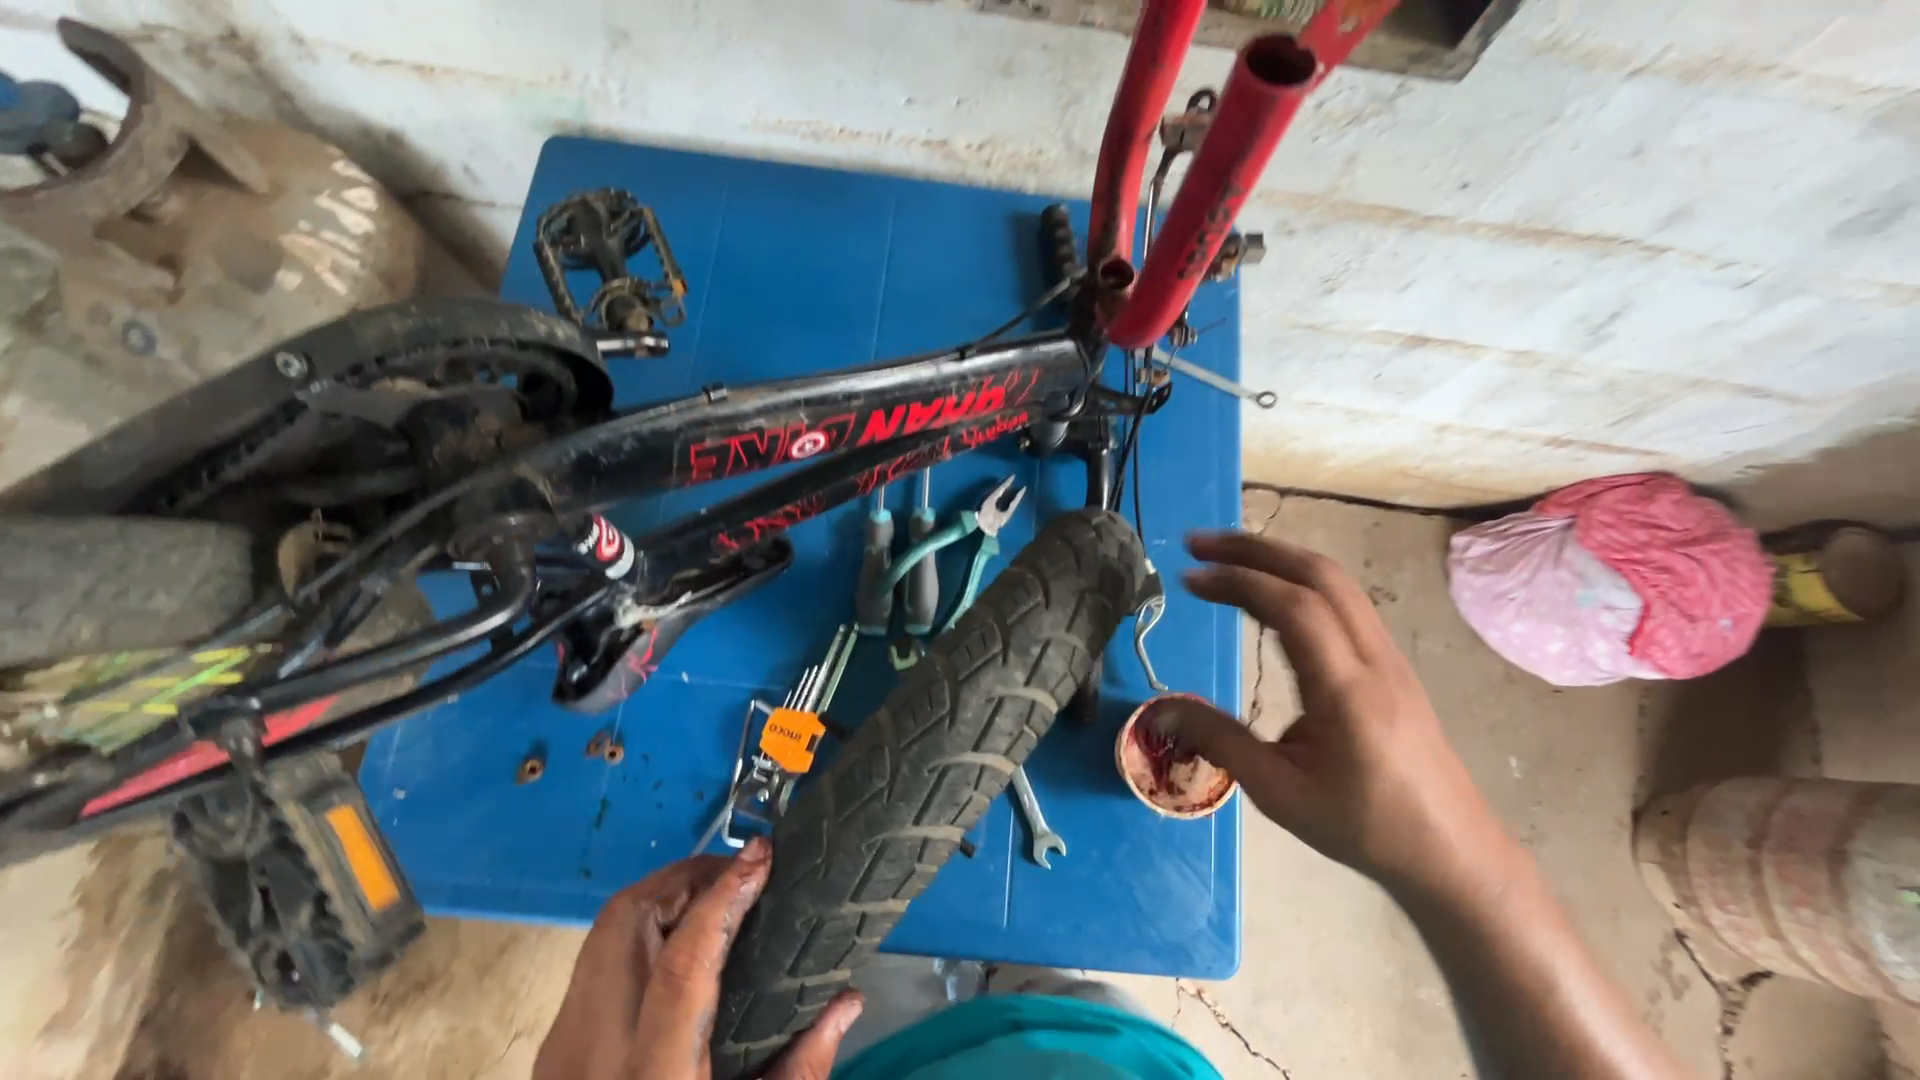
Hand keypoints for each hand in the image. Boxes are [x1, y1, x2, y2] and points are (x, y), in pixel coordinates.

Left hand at [534, 838, 862, 1079]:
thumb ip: (802, 1069)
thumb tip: (848, 1000)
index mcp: (651, 1078)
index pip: (685, 962)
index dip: (725, 898)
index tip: (762, 856)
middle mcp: (591, 1055)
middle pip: (625, 924)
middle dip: (686, 878)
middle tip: (741, 874)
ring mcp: (559, 1051)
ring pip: (602, 933)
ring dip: (662, 897)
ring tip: (717, 896)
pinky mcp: (550, 1050)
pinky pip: (596, 961)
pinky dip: (641, 930)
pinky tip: (680, 943)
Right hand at [1166, 530, 1508, 893]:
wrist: (1452, 854)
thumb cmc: (1364, 827)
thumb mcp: (1279, 792)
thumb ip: (1219, 740)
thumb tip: (1160, 709)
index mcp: (1347, 690)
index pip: (1294, 607)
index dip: (1238, 581)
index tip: (1189, 578)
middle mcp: (1374, 659)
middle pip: (1320, 575)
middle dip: (1256, 549)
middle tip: (1199, 544)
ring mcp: (1390, 659)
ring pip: (1338, 583)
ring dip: (1281, 559)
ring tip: (1228, 557)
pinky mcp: (1393, 667)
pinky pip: (1346, 604)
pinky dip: (1301, 582)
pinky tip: (1273, 595)